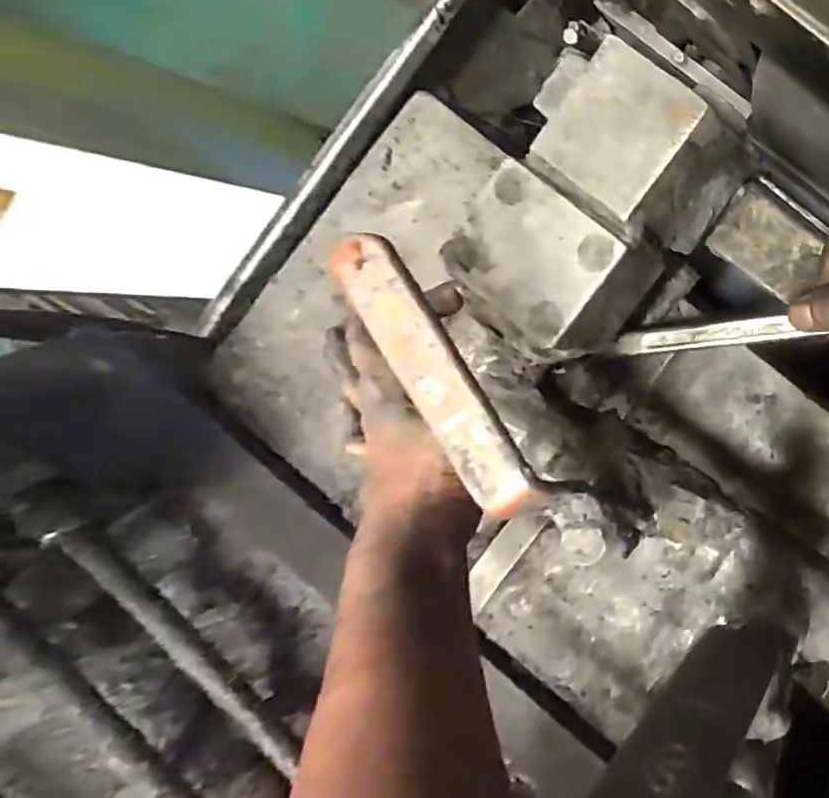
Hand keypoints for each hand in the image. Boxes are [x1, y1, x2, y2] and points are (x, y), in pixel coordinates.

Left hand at [326, 283, 476, 533]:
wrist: (414, 535)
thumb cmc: (436, 474)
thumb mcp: (456, 418)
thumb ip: (457, 384)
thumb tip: (473, 349)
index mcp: (386, 391)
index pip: (378, 334)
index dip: (401, 304)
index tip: (448, 293)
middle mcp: (371, 406)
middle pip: (355, 357)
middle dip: (366, 328)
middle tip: (384, 307)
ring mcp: (373, 434)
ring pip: (356, 389)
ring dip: (360, 364)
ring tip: (368, 349)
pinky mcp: (384, 457)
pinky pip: (369, 423)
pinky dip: (370, 410)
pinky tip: (372, 421)